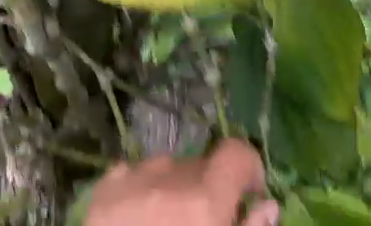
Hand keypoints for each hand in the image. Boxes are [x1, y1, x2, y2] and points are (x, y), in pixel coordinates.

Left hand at [85, 139, 279, 225]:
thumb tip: (267, 205)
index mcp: (205, 200)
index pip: (236, 152)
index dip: (247, 168)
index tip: (248, 194)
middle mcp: (171, 177)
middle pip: (201, 165)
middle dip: (208, 189)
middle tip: (202, 223)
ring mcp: (133, 181)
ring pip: (166, 168)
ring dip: (174, 189)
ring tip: (166, 225)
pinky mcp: (103, 192)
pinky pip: (130, 174)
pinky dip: (139, 190)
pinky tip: (136, 219)